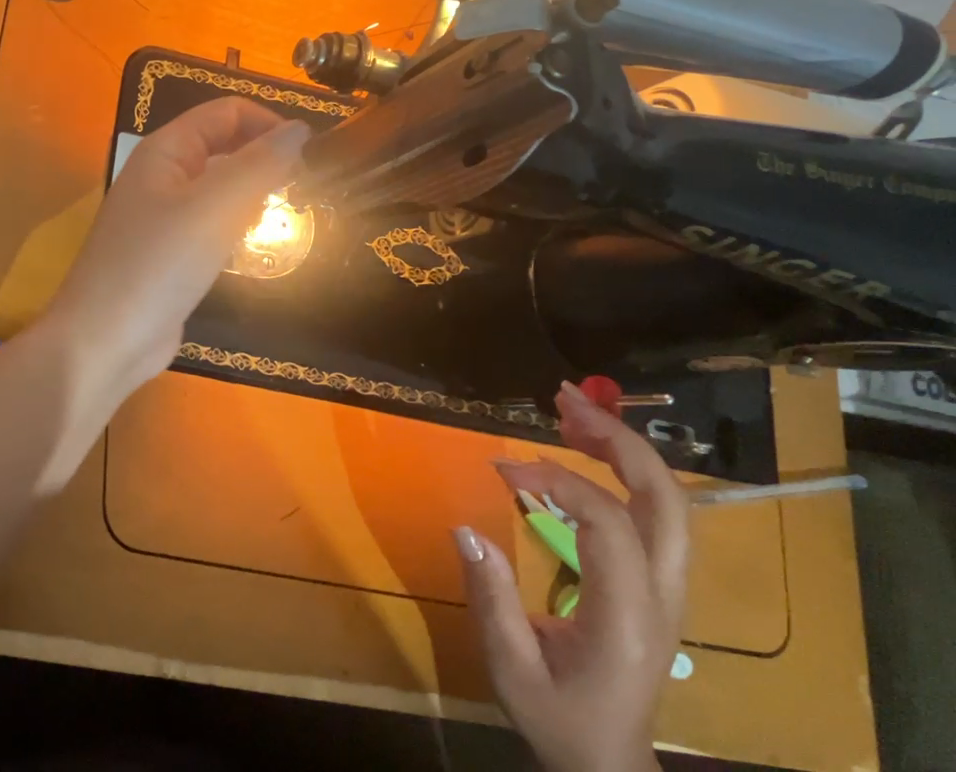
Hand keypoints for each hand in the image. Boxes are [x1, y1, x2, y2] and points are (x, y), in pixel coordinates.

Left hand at [40, 96, 310, 407]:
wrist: (106, 339)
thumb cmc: (157, 264)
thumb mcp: (215, 206)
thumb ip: (259, 164)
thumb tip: (299, 131)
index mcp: (162, 152)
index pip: (223, 113)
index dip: (268, 122)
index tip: (313, 154)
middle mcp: (159, 179)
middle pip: (222, 150)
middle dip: (265, 160)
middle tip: (309, 189)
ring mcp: (160, 221)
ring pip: (218, 193)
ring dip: (254, 198)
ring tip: (292, 217)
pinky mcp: (167, 259)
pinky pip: (210, 230)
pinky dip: (237, 232)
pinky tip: (259, 249)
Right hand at [453, 381, 689, 771]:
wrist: (606, 758)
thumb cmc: (556, 714)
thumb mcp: (511, 666)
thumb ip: (492, 598)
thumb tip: (464, 528)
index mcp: (628, 615)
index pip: (611, 525)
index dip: (559, 483)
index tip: (503, 470)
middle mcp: (663, 595)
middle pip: (667, 501)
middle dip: (619, 442)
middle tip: (564, 399)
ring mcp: (668, 589)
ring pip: (671, 504)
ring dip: (626, 451)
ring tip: (574, 412)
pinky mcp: (657, 586)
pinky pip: (655, 518)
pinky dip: (626, 475)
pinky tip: (589, 454)